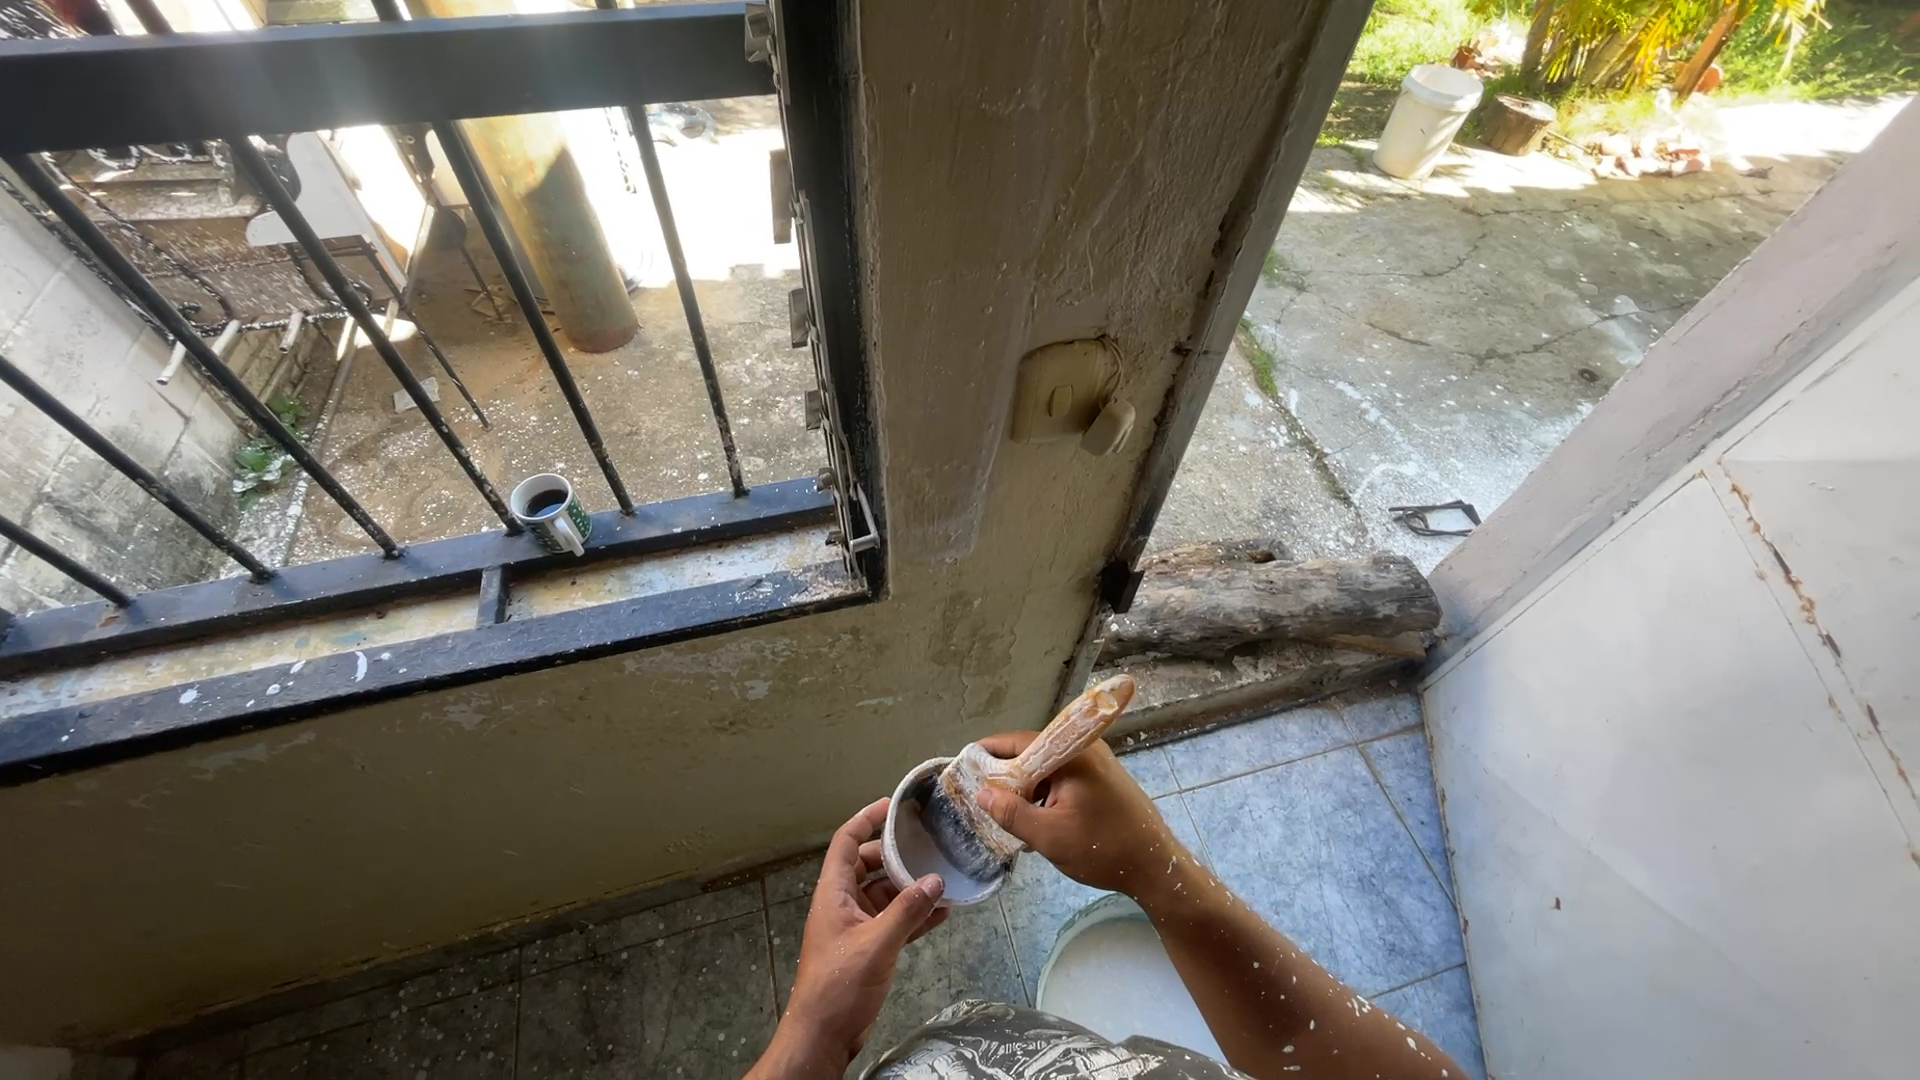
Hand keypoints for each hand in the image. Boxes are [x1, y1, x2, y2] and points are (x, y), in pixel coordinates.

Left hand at [752, 798, 947, 1078]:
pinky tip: (943, 912)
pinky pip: (894, 921)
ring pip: (885, 893)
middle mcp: (842, 903)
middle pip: (868, 864)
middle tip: (927, 843)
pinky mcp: (868, 948)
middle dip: (897, 854)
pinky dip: (914, 915)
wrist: (822, 1038)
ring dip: (910, 887)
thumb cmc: (839, 985)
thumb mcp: (876, 944)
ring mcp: (855, 926)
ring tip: (943, 876)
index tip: (894, 806)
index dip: (866, 818)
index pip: (846, 841)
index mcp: (833, 892)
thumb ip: (907, 910)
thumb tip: (935, 880)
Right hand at [973, 732, 1190, 897]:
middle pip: (1033, 753)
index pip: (1020, 741)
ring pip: (1047, 768)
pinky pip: (1063, 778)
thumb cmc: (1103, 849)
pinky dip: (1045, 793)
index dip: (991, 752)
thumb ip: (1011, 813)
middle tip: (980, 791)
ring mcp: (1095, 763)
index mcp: (1072, 754)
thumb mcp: (1049, 836)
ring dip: (1026, 786)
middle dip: (1006, 773)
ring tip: (1003, 809)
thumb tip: (981, 793)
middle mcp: (1084, 750)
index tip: (966, 763)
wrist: (1157, 868)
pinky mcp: (1101, 779)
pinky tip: (1033, 817)